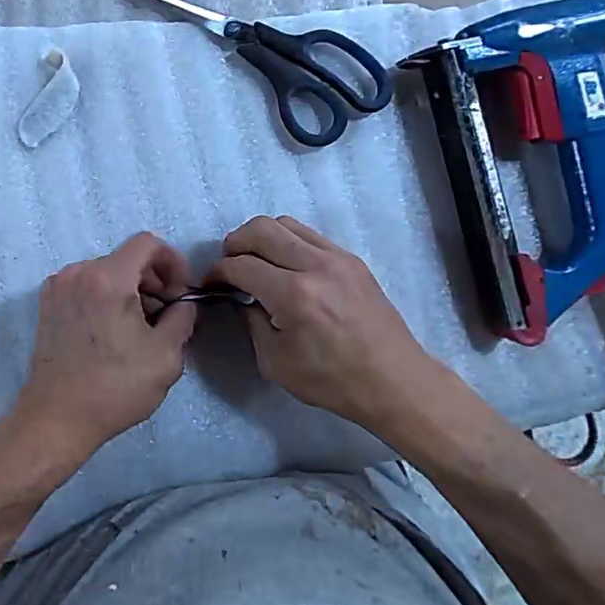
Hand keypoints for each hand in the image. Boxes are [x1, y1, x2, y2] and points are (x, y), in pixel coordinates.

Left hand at [14, 233, 198, 450]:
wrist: (56, 420)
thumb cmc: (115, 387)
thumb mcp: (167, 355)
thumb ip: (183, 318)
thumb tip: (182, 306)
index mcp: (107, 278)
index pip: (148, 243)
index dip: (173, 261)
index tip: (181, 292)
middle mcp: (78, 273)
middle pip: (127, 258)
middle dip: (154, 280)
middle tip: (168, 314)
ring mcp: (58, 288)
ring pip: (107, 273)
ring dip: (132, 290)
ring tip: (143, 327)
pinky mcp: (47, 306)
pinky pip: (87, 287)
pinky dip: (107, 298)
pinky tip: (115, 332)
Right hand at [210, 216, 441, 429]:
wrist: (393, 379)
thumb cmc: (333, 381)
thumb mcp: (276, 363)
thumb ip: (253, 322)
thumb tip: (242, 298)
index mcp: (294, 295)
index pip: (242, 265)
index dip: (218, 271)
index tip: (211, 283)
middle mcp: (315, 265)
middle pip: (261, 229)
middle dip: (235, 243)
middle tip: (229, 265)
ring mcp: (338, 257)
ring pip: (287, 224)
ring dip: (262, 237)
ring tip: (256, 261)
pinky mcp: (352, 259)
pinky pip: (310, 235)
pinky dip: (289, 242)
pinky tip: (285, 265)